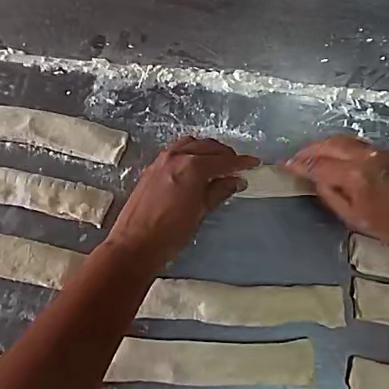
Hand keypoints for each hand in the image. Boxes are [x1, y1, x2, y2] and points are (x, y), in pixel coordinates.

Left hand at [103, 137, 257, 264]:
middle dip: (226, 155)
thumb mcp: (201, 212)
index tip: (254, 163)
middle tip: (238, 166)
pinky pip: (177, 149)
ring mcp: (162, 160)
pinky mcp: (152, 167)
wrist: (134, 245)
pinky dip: (191, 151)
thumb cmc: (171, 233)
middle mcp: (178, 157)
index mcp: (193, 167)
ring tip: (218, 163)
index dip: (242, 162)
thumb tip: (236, 181)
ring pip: (192, 144)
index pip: (224, 161)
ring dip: (207, 149)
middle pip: (208, 147)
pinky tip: (196, 164)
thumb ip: (220, 191)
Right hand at [286, 135, 388, 253]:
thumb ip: (332, 196)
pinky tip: (342, 158)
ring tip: (317, 155)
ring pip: (348, 141)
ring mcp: (382, 152)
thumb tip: (318, 180)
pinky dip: (346, 148)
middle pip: (332, 144)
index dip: (300, 165)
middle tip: (298, 157)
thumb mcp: (355, 218)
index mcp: (355, 174)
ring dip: (329, 146)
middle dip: (312, 149)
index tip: (286, 165)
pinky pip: (363, 145)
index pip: (319, 165)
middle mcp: (367, 156)